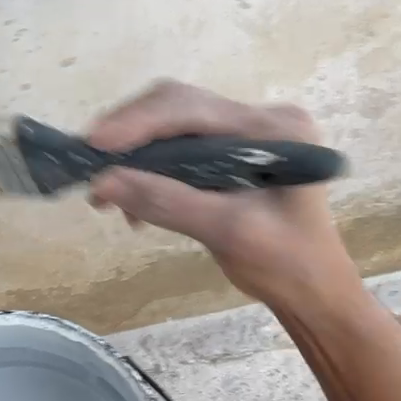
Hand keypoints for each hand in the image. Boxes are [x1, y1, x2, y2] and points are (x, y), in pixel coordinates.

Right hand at [87, 80, 354, 303]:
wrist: (313, 293)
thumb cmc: (284, 265)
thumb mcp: (225, 232)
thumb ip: (165, 201)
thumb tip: (103, 182)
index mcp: (273, 129)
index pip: (190, 109)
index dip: (136, 122)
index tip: (93, 144)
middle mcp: (260, 118)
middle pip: (177, 107)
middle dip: (128, 134)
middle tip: (88, 163)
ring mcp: (246, 133)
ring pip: (171, 125)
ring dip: (134, 153)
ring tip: (104, 190)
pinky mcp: (232, 151)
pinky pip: (178, 147)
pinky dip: (149, 168)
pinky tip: (132, 199)